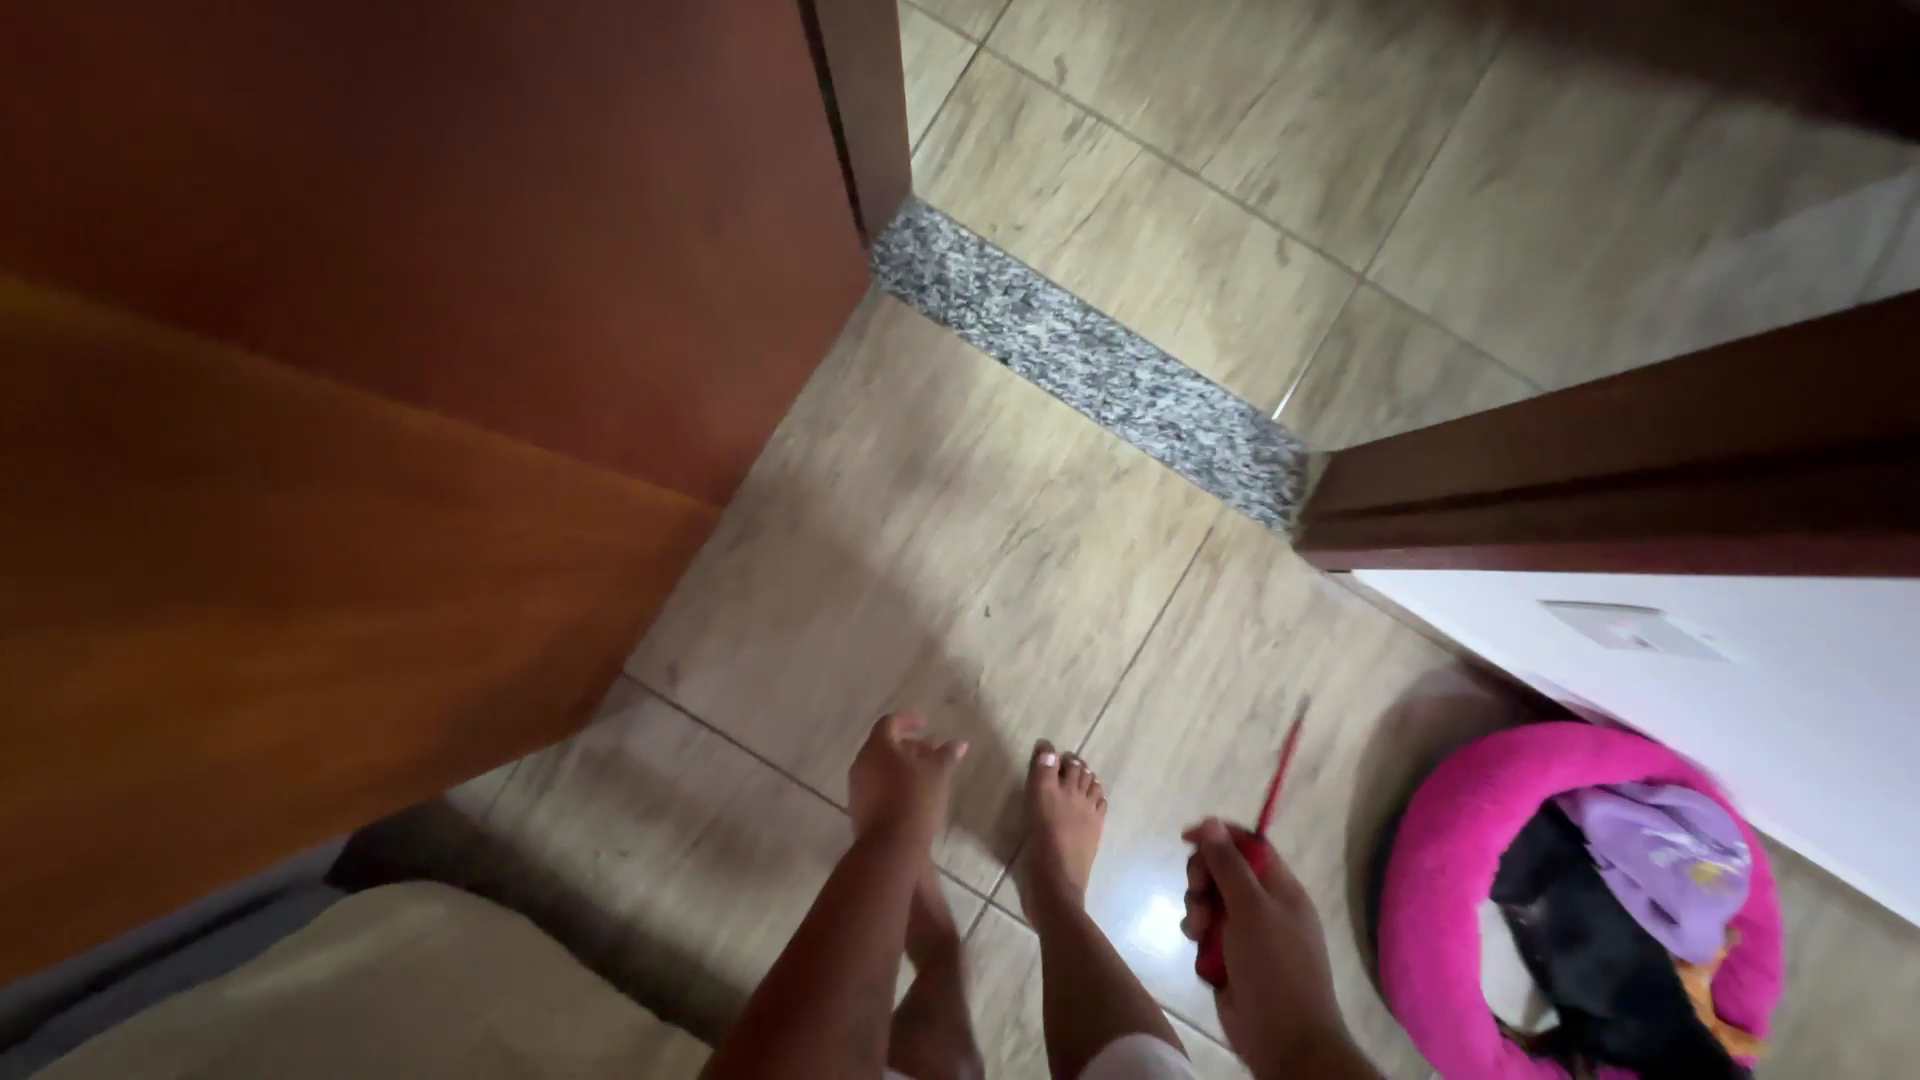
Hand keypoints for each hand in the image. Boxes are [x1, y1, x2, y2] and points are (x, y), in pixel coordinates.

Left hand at [847, 714, 966, 846]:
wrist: (890, 847)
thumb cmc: (915, 800)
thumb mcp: (938, 775)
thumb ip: (946, 755)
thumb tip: (959, 743)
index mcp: (877, 747)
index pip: (889, 722)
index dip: (908, 720)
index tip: (926, 725)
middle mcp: (861, 762)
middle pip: (884, 745)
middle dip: (909, 747)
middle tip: (931, 754)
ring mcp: (856, 786)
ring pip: (879, 767)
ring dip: (901, 766)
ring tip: (925, 777)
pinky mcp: (857, 808)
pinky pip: (875, 785)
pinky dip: (892, 783)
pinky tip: (911, 796)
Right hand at [1181, 818, 1359, 1076]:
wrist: (1283, 1040)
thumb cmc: (1275, 966)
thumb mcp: (1251, 908)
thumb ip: (1228, 864)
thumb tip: (1211, 822)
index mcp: (1280, 889)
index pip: (1248, 846)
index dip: (1218, 836)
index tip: (1187, 838)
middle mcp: (1264, 906)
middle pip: (1222, 870)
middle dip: (1202, 877)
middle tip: (1197, 891)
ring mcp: (1246, 932)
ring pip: (1208, 900)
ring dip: (1196, 908)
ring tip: (1198, 930)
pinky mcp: (1229, 956)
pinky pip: (1204, 930)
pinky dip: (1197, 934)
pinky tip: (1197, 946)